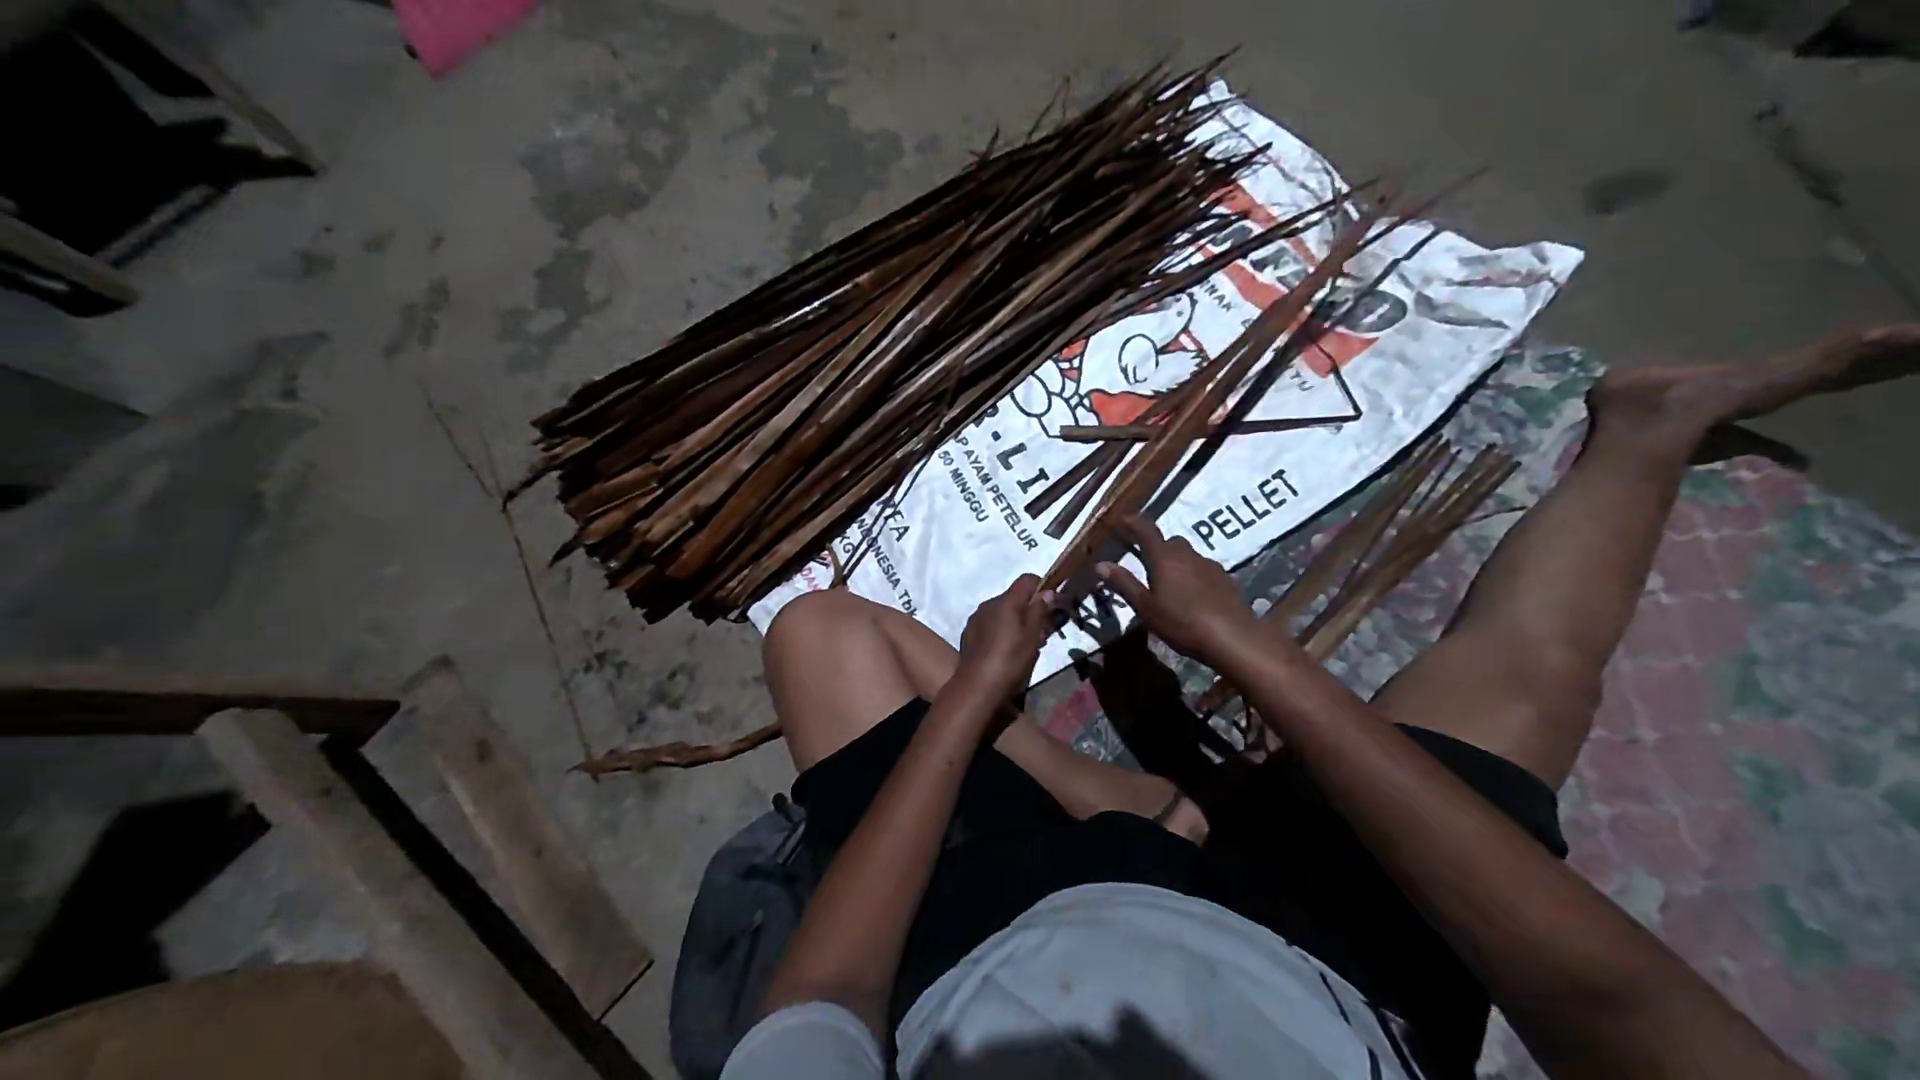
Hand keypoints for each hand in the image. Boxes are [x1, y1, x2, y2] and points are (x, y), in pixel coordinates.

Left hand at [953, 574, 1057, 700]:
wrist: (975, 686)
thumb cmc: (1009, 661)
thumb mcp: (1032, 637)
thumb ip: (1039, 611)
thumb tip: (1047, 592)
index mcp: (1005, 602)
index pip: (1027, 579)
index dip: (1042, 587)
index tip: (1051, 605)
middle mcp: (989, 604)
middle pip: (1014, 596)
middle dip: (1030, 608)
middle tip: (1042, 631)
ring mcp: (976, 617)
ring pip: (1002, 610)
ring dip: (1015, 620)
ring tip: (1024, 643)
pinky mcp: (969, 631)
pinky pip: (990, 622)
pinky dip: (1001, 628)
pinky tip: (1005, 649)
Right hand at [1095, 513, 1258, 667]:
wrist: (1232, 638)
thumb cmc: (1181, 623)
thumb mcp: (1146, 607)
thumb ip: (1124, 583)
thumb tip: (1101, 564)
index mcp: (1164, 558)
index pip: (1146, 530)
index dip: (1133, 522)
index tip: (1122, 519)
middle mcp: (1187, 555)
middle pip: (1169, 541)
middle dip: (1156, 546)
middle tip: (1145, 561)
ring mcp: (1210, 565)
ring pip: (1188, 555)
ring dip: (1176, 561)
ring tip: (1169, 582)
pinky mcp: (1225, 579)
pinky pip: (1203, 569)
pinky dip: (1193, 574)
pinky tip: (1192, 595)